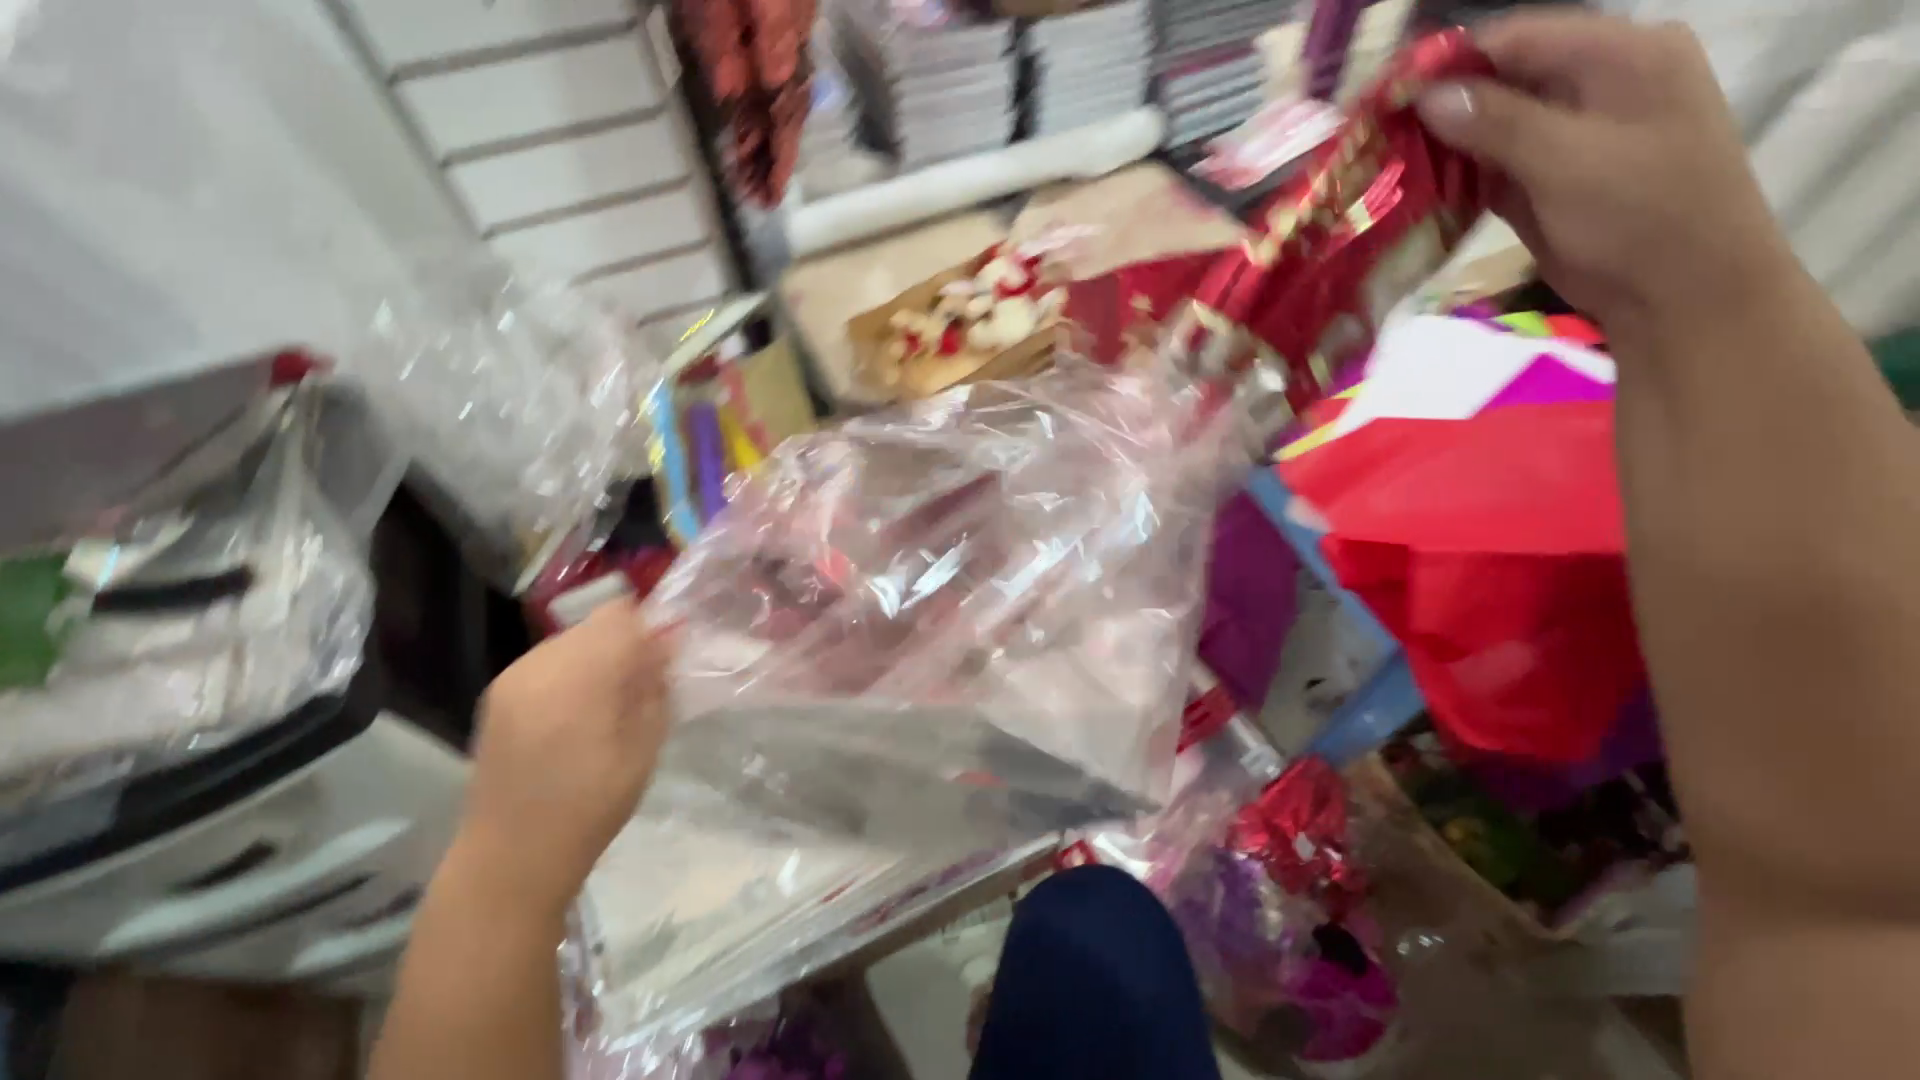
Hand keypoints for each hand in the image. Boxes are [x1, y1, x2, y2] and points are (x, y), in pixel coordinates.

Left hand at [455, 599, 674, 919]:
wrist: (512, 854)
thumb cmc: (593, 805)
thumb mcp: (645, 746)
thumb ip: (655, 685)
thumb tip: (666, 642)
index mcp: (581, 674)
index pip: (621, 615)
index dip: (648, 631)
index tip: (660, 666)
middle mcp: (540, 663)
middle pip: (595, 625)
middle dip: (622, 646)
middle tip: (638, 692)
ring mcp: (513, 676)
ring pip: (570, 641)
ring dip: (595, 661)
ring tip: (604, 711)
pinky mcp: (497, 694)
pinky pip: (546, 663)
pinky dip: (568, 677)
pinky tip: (572, 721)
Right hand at [1414, 11, 1799, 335]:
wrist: (1682, 295)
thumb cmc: (1641, 216)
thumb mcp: (1568, 161)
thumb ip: (1497, 122)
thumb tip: (1426, 94)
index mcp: (1620, 55)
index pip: (1517, 38)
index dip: (1448, 61)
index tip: (1386, 92)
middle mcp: (1595, 84)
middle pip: (1500, 78)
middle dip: (1438, 104)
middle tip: (1375, 131)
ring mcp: (1570, 135)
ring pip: (1491, 124)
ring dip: (1441, 143)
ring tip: (1383, 159)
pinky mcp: (1549, 180)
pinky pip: (1494, 164)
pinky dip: (1457, 174)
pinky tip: (1414, 187)